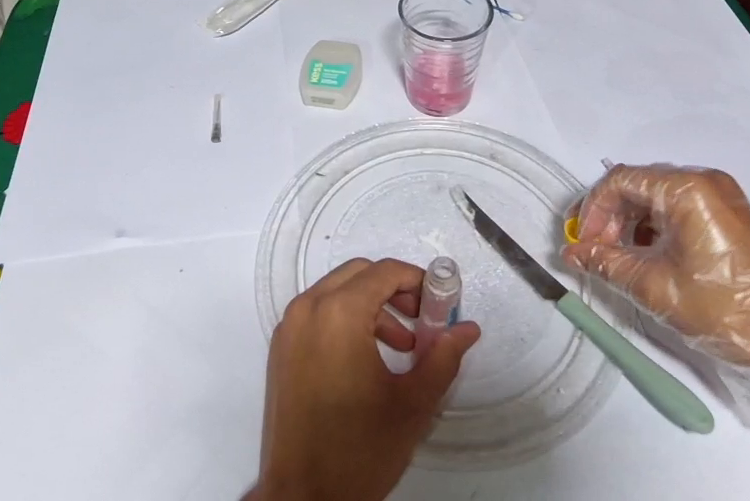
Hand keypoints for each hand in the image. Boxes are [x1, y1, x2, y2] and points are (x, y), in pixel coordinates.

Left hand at [250, 258, 480, 500]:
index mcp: (339, 314)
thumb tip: (467, 329)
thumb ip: (444, 357)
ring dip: (372, 305)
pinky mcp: (281, 350)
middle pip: (359, 274)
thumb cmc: (360, 449)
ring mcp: (289, 329)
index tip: (440, 305)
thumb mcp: (413, 402)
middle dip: (396, 290)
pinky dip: (346, 319)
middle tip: (424, 320)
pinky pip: (318, 314)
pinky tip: (370, 357)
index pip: (385, 272)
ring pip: (337, 292)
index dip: (418, 281)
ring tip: (403, 345)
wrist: (303, 497)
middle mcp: (308, 310)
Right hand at [561, 165, 749, 391]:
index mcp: (687, 189)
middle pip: (638, 185)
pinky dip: (655, 228)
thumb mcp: (654, 286)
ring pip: (656, 197)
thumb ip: (606, 262)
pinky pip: (678, 207)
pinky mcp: (728, 214)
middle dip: (610, 217)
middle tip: (594, 252)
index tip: (582, 244)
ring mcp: (720, 195)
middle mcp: (704, 180)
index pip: (621, 180)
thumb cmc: (721, 309)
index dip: (593, 210)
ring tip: (617, 259)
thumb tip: (571, 253)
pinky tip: (645, 257)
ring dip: (630, 224)